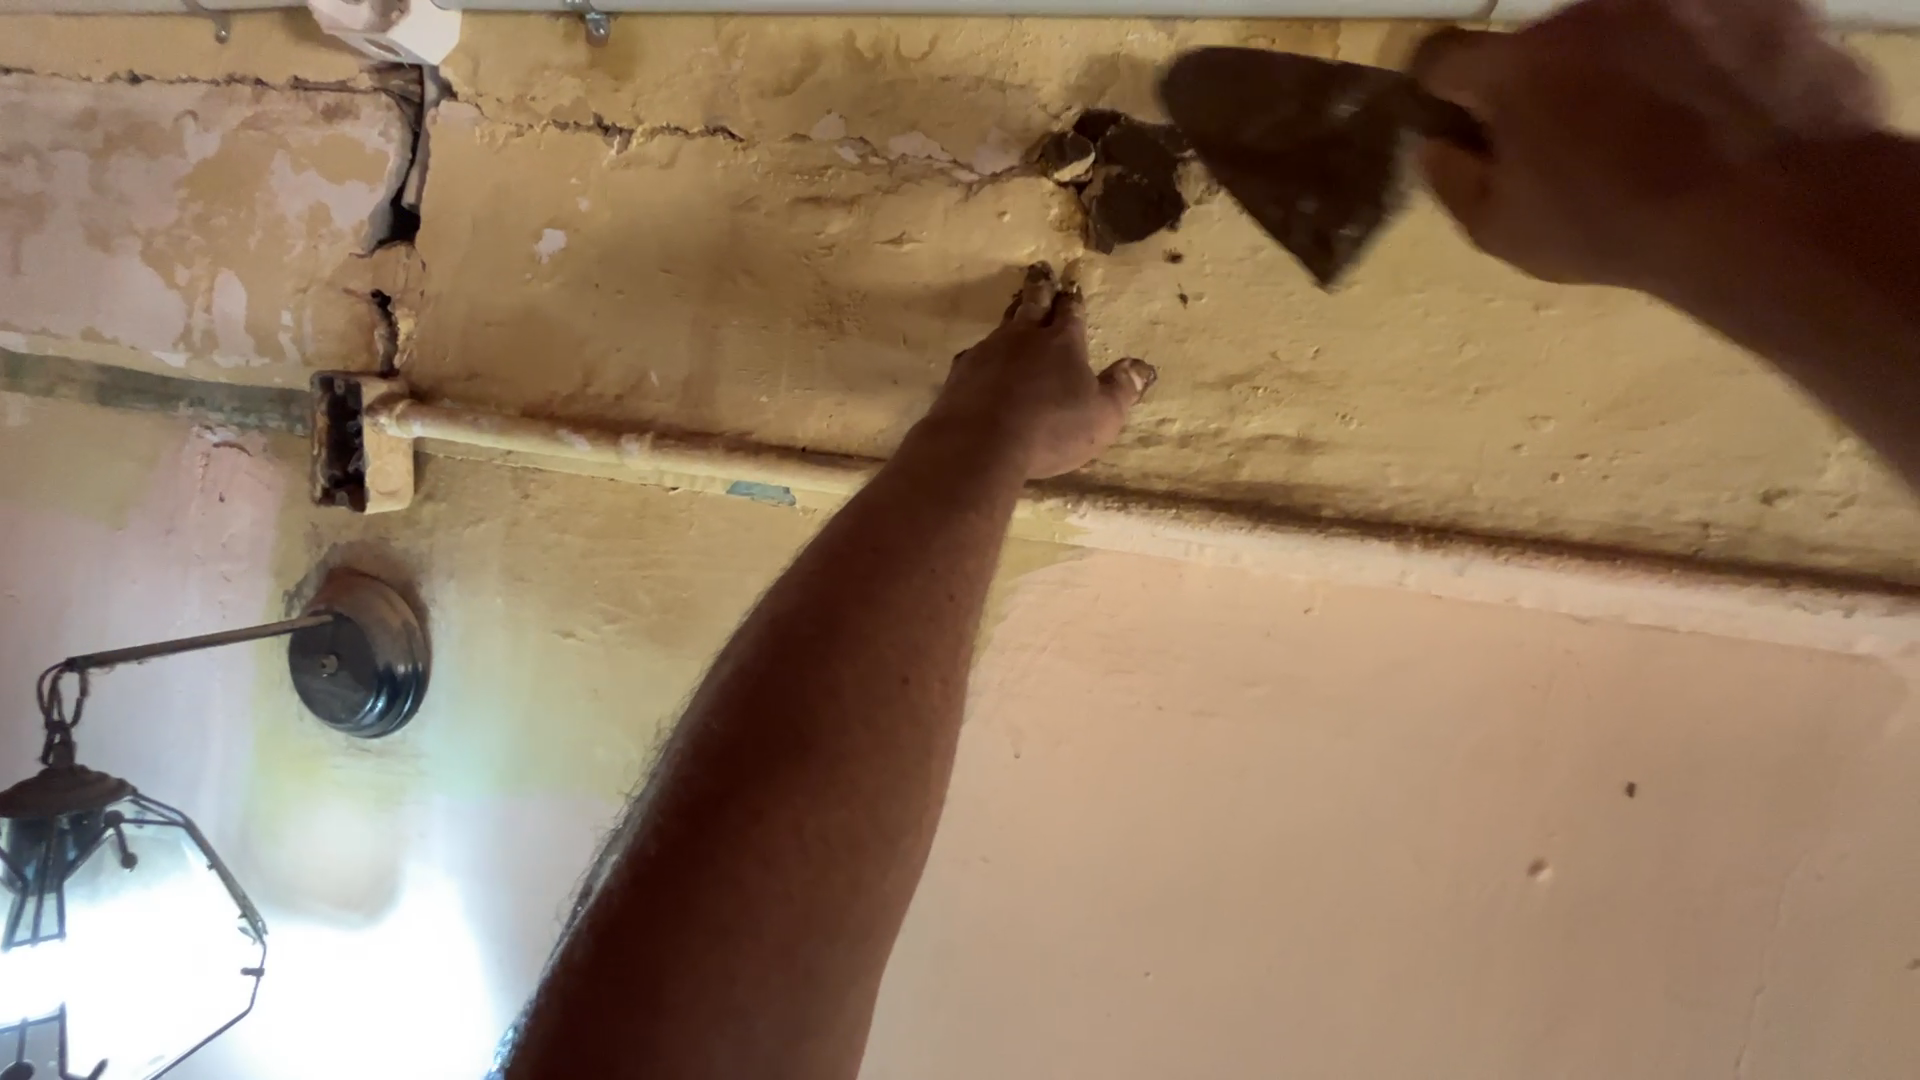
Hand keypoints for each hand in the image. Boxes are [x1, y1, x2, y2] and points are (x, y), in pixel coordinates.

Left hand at [927, 263, 1155, 479]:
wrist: (980, 444)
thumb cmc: (1051, 430)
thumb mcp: (1102, 416)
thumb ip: (1122, 389)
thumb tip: (1142, 367)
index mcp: (1062, 343)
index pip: (1071, 313)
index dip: (1073, 300)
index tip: (1072, 286)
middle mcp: (1023, 338)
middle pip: (1032, 304)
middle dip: (1040, 288)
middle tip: (1040, 271)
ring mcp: (987, 352)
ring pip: (1002, 325)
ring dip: (1011, 314)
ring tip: (1014, 307)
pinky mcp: (960, 374)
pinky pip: (975, 355)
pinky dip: (984, 354)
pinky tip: (980, 361)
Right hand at [1412, 0, 1882, 290]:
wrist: (1768, 207)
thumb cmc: (1607, 228)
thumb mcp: (1496, 228)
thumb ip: (1450, 178)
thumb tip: (1436, 143)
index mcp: (1519, 67)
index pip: (1443, 55)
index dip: (1438, 89)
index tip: (1453, 118)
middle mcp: (1593, 9)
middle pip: (1538, 40)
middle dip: (1536, 81)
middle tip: (1560, 137)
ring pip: (1615, 26)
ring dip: (1609, 64)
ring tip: (1640, 122)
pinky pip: (1692, 21)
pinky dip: (1683, 54)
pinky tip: (1699, 106)